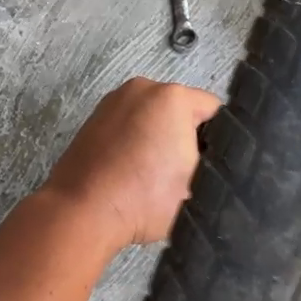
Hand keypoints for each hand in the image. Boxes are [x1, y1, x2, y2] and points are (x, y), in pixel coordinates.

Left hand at [42, 77, 220, 247]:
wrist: (82, 213)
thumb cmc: (142, 199)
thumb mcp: (198, 185)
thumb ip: (214, 164)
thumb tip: (210, 164)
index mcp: (173, 97)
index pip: (214, 111)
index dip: (218, 140)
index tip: (206, 165)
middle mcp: (143, 88)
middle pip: (181, 109)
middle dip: (185, 136)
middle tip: (180, 172)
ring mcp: (115, 100)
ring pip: (153, 116)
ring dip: (158, 138)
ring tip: (151, 174)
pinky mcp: (94, 117)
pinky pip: (128, 123)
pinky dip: (133, 140)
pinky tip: (130, 169)